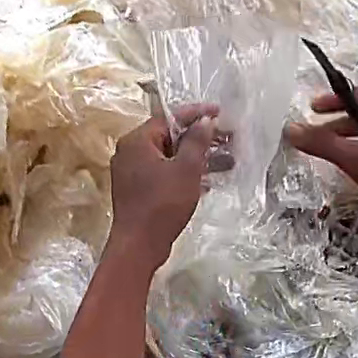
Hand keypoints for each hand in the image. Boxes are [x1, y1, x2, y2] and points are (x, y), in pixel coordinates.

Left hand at [106, 105, 218, 269]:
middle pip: (169, 136)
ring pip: (169, 157)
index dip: (196, 113)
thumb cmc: (162, 204)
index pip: (169, 117)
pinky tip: (207, 181)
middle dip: (200, 138)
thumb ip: (197, 142)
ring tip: (226, 160)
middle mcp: (130, 152)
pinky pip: (164, 173)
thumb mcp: (186, 169)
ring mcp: (132, 172)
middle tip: (227, 138)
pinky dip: (184, 174)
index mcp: (137, 141)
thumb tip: (205, 121)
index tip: (219, 112)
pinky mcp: (138, 190)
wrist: (139, 245)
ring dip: (196, 158)